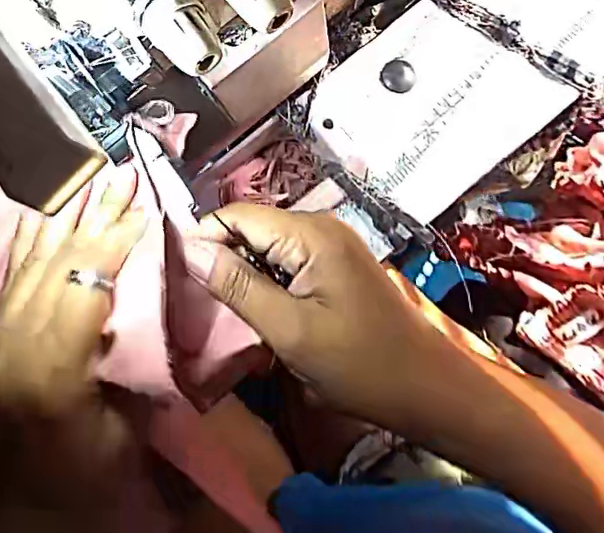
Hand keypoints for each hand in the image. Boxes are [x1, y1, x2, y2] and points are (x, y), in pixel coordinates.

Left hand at [0, 165, 148, 515]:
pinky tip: (53, 206)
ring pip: (35, 255)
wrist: (26, 503)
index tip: (147, 208)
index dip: (119, 241)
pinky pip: (15, 268)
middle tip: (126, 175)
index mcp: (51, 371)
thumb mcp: (127, 425)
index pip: (86, 283)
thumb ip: (134, 351)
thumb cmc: (87, 470)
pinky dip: (37, 231)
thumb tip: (149, 284)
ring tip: (95, 175)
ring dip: (70, 211)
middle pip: (61, 260)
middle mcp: (14, 343)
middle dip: (99, 213)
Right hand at [182, 203, 467, 430]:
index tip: (175, 273)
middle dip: (223, 257)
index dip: (203, 239)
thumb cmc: (360, 363)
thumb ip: (239, 286)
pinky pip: (288, 259)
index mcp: (310, 232)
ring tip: (223, 309)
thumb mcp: (290, 330)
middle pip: (252, 228)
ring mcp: (330, 241)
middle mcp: (319, 224)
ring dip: (244, 272)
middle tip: (197, 299)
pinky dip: (268, 280)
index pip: (238, 216)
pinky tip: (260, 309)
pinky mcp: (335, 261)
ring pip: (267, 245)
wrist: (427, 387)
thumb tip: (190, 249)